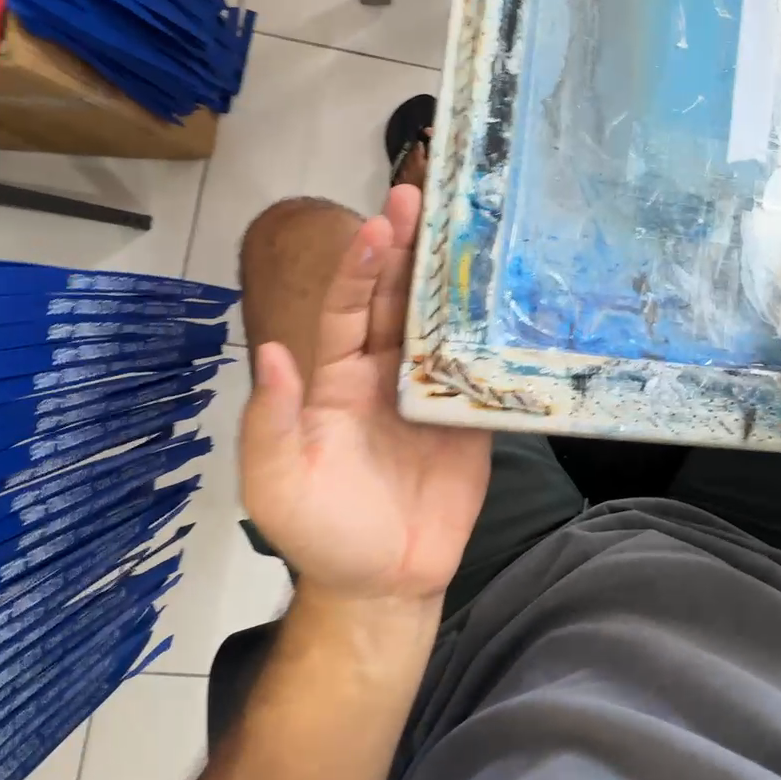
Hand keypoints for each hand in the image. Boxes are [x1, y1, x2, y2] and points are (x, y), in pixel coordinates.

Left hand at [239, 185, 491, 606]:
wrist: (388, 582)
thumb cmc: (324, 533)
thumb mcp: (279, 482)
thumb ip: (274, 421)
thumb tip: (272, 353)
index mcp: (336, 380)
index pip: (347, 310)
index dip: (361, 267)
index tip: (377, 223)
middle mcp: (384, 372)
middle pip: (396, 299)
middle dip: (405, 248)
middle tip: (419, 197)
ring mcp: (431, 391)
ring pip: (440, 321)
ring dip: (449, 276)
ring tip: (466, 227)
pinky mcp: (471, 414)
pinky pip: (480, 365)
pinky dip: (492, 330)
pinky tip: (508, 294)